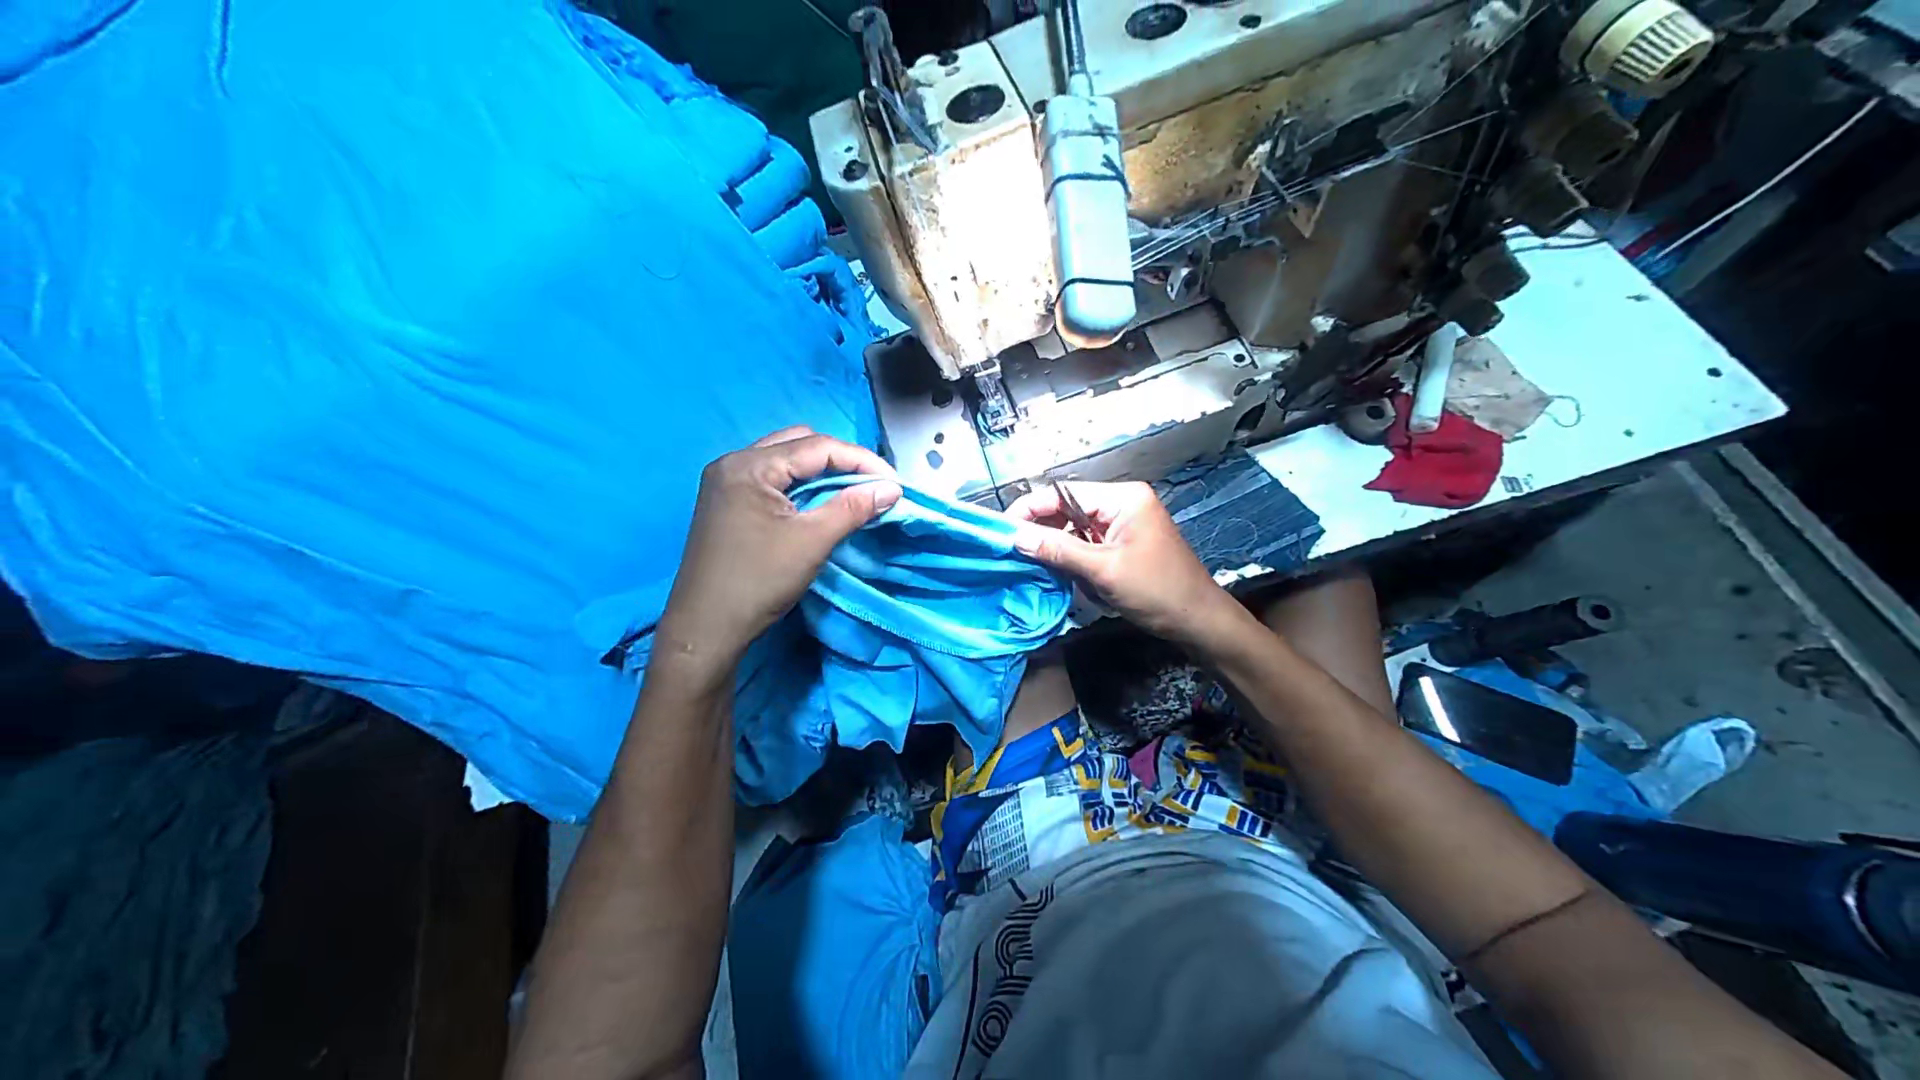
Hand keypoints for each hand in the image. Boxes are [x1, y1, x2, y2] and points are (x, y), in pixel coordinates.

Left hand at [656, 427, 900, 675]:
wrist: (705, 628)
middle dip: (839, 460)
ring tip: (851, 492)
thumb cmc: (758, 582)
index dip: (860, 459)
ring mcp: (725, 482)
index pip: (816, 446)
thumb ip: (853, 508)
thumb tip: (892, 488)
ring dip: (819, 472)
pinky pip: (771, 479)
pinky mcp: (725, 502)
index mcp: (748, 466)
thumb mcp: (812, 542)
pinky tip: (818, 502)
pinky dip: (799, 485)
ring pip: (784, 460)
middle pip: (798, 444)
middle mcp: (732, 463)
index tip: (893, 481)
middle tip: (871, 484)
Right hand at [1008, 482, 1244, 647]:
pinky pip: (1088, 544)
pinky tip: (1069, 577)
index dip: (1030, 509)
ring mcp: (1123, 524)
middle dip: (1045, 532)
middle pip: (1067, 509)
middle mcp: (1122, 503)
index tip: (1003, 530)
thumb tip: (1015, 537)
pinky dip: (1075, 560)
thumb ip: (1058, 550)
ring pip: (1075, 529)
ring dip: (1060, 550)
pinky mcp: (1123, 544)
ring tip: (1044, 569)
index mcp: (1122, 498)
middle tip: (1017, 554)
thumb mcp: (1102, 570)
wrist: (1198, 621)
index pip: (1063, 493)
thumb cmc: (1156, 591)